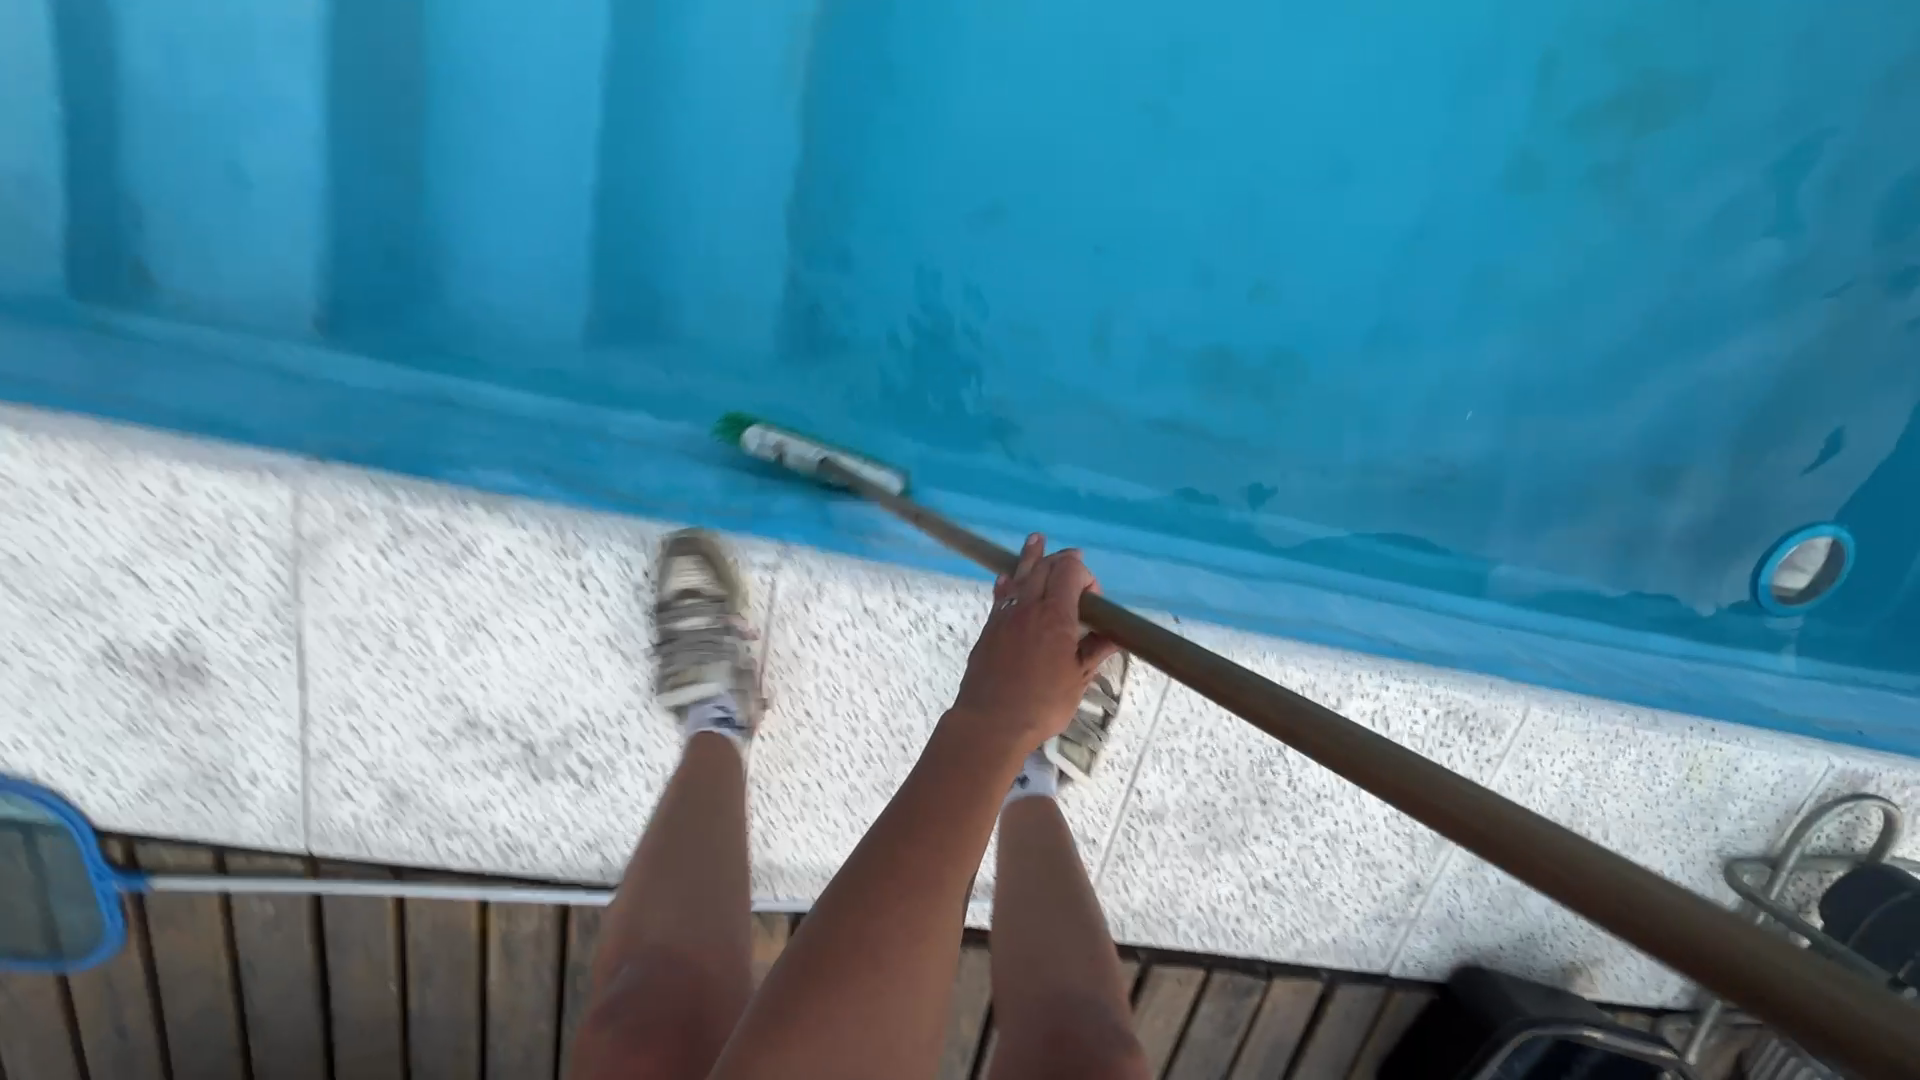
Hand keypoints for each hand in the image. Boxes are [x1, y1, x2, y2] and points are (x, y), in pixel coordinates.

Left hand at [949, 534, 1121, 755]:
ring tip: (1036, 539)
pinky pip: (1001, 595)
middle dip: (1061, 560)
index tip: (1093, 599)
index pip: (1070, 572)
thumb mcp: (1078, 681)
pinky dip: (1008, 582)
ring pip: (1019, 575)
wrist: (990, 721)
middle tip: (1073, 560)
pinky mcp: (989, 628)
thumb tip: (1114, 635)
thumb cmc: (1041, 704)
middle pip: (1044, 567)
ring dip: (1031, 556)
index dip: (1084, 576)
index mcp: (1056, 616)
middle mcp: (1029, 607)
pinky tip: (1007, 577)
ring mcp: (1005, 615)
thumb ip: (1094, 652)